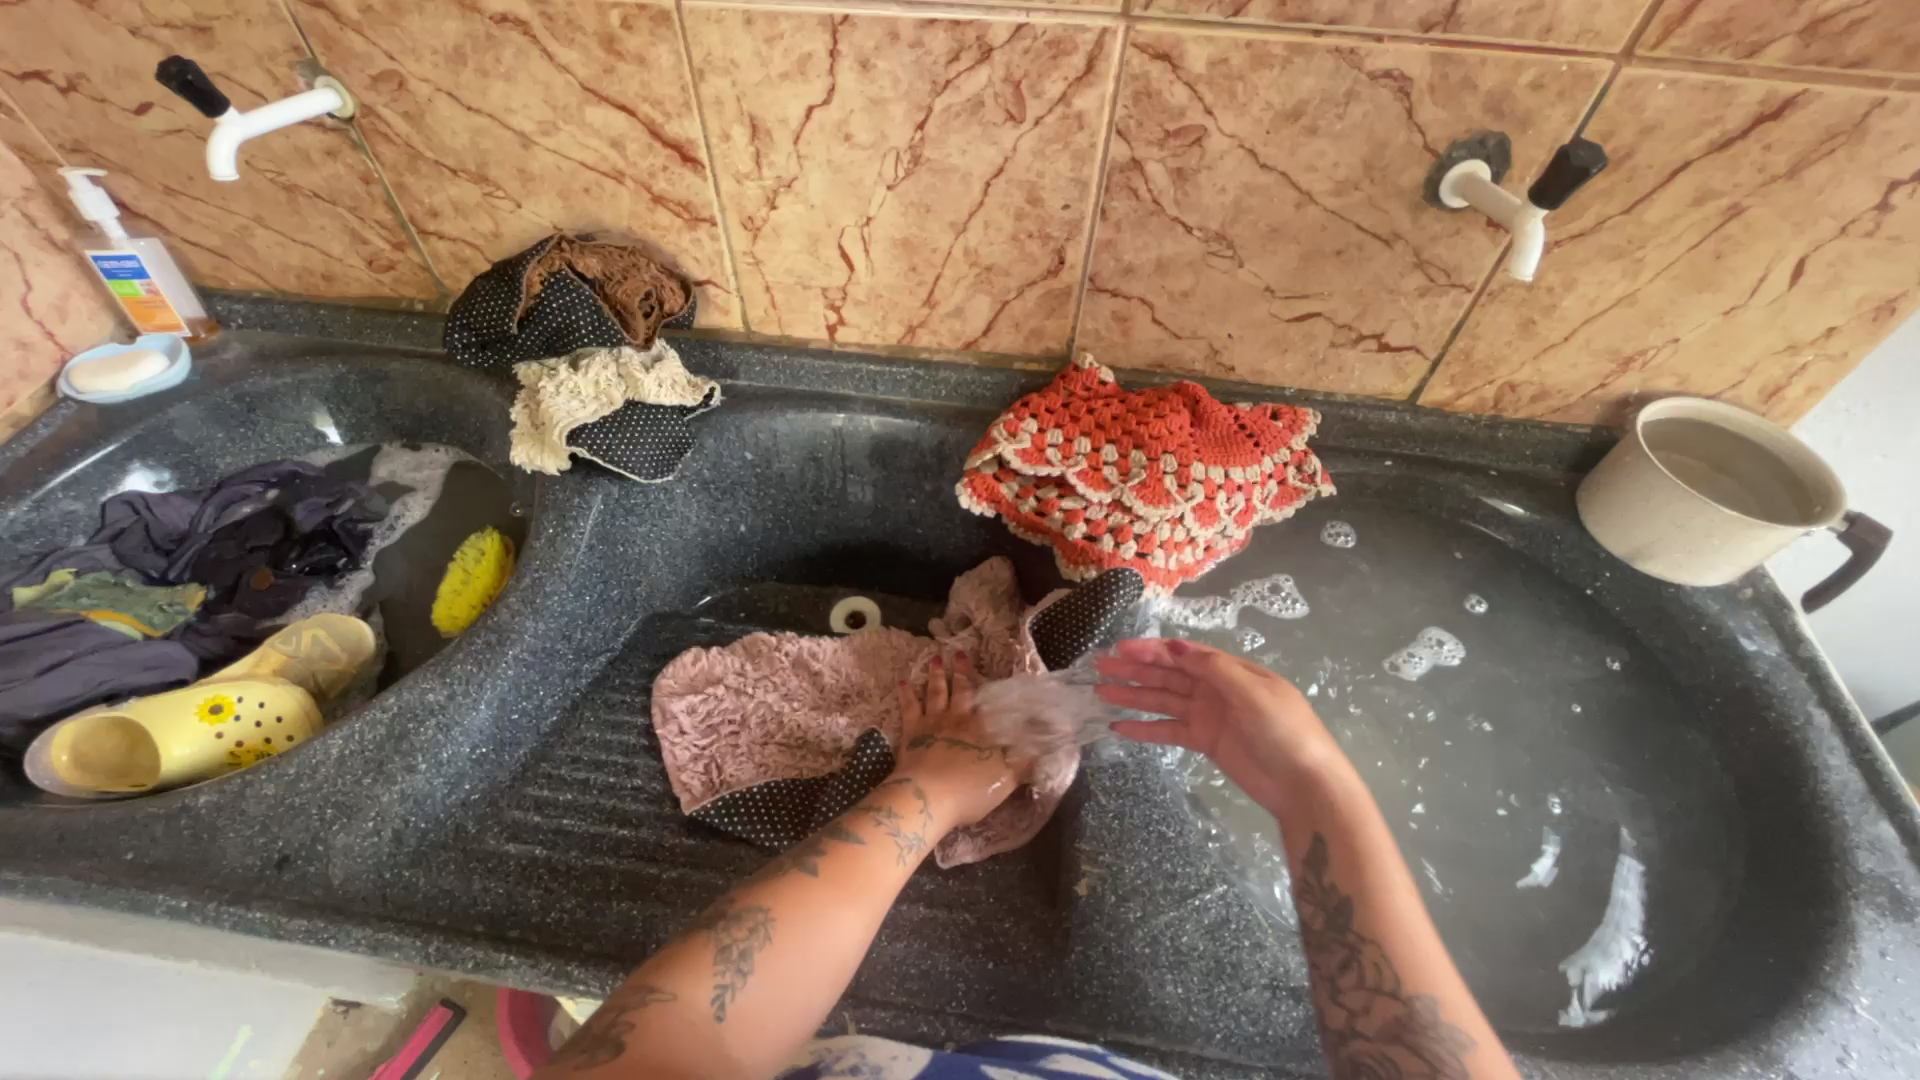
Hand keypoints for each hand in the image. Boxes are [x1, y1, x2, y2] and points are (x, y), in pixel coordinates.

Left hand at [894, 653, 1024, 829]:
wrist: (928, 798)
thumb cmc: (970, 791)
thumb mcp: (1007, 779)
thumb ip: (1024, 762)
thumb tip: (1045, 747)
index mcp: (982, 729)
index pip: (992, 704)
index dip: (997, 689)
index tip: (1003, 675)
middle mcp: (958, 719)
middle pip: (961, 690)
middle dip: (962, 671)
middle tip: (960, 652)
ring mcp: (933, 723)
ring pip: (936, 692)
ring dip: (937, 675)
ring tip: (936, 658)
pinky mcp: (911, 732)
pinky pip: (909, 707)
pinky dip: (906, 693)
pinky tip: (903, 681)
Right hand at [1095, 638, 1353, 815]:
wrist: (1306, 785)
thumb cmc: (1285, 731)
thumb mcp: (1252, 692)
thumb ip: (1212, 668)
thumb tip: (1174, 645)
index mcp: (1231, 671)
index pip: (1184, 653)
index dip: (1152, 650)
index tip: (1121, 649)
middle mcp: (1217, 689)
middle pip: (1169, 675)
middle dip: (1135, 670)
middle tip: (1100, 666)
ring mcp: (1209, 716)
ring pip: (1164, 701)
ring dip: (1134, 696)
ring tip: (1101, 693)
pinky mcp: (1205, 742)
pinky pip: (1169, 730)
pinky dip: (1146, 729)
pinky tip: (1120, 728)